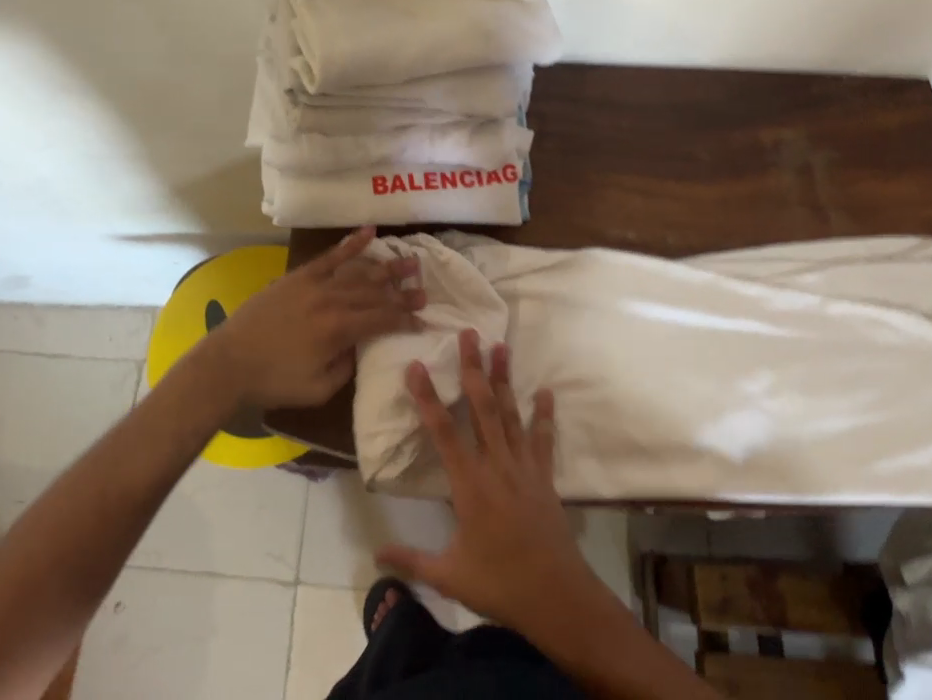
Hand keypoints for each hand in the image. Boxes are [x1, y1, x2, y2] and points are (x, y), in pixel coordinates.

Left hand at [200, 226, 423, 408]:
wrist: (230, 362)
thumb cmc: (274, 381)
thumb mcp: (319, 388)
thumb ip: (347, 367)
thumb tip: (359, 348)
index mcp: (339, 330)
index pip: (383, 319)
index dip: (405, 320)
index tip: (422, 322)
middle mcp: (332, 301)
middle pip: (376, 293)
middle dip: (403, 293)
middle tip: (425, 292)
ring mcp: (314, 285)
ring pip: (358, 273)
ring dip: (386, 267)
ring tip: (410, 262)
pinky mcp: (298, 277)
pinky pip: (330, 256)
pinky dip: (351, 244)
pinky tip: (370, 232)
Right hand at [374, 329, 604, 641]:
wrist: (558, 597)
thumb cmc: (500, 584)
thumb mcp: (448, 575)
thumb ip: (410, 560)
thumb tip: (373, 554)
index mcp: (469, 486)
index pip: (443, 432)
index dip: (426, 397)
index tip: (415, 366)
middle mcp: (497, 467)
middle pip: (482, 408)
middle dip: (473, 369)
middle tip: (468, 334)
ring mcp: (524, 470)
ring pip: (511, 416)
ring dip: (505, 380)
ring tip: (501, 346)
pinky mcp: (544, 479)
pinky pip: (543, 440)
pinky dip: (544, 415)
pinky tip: (545, 391)